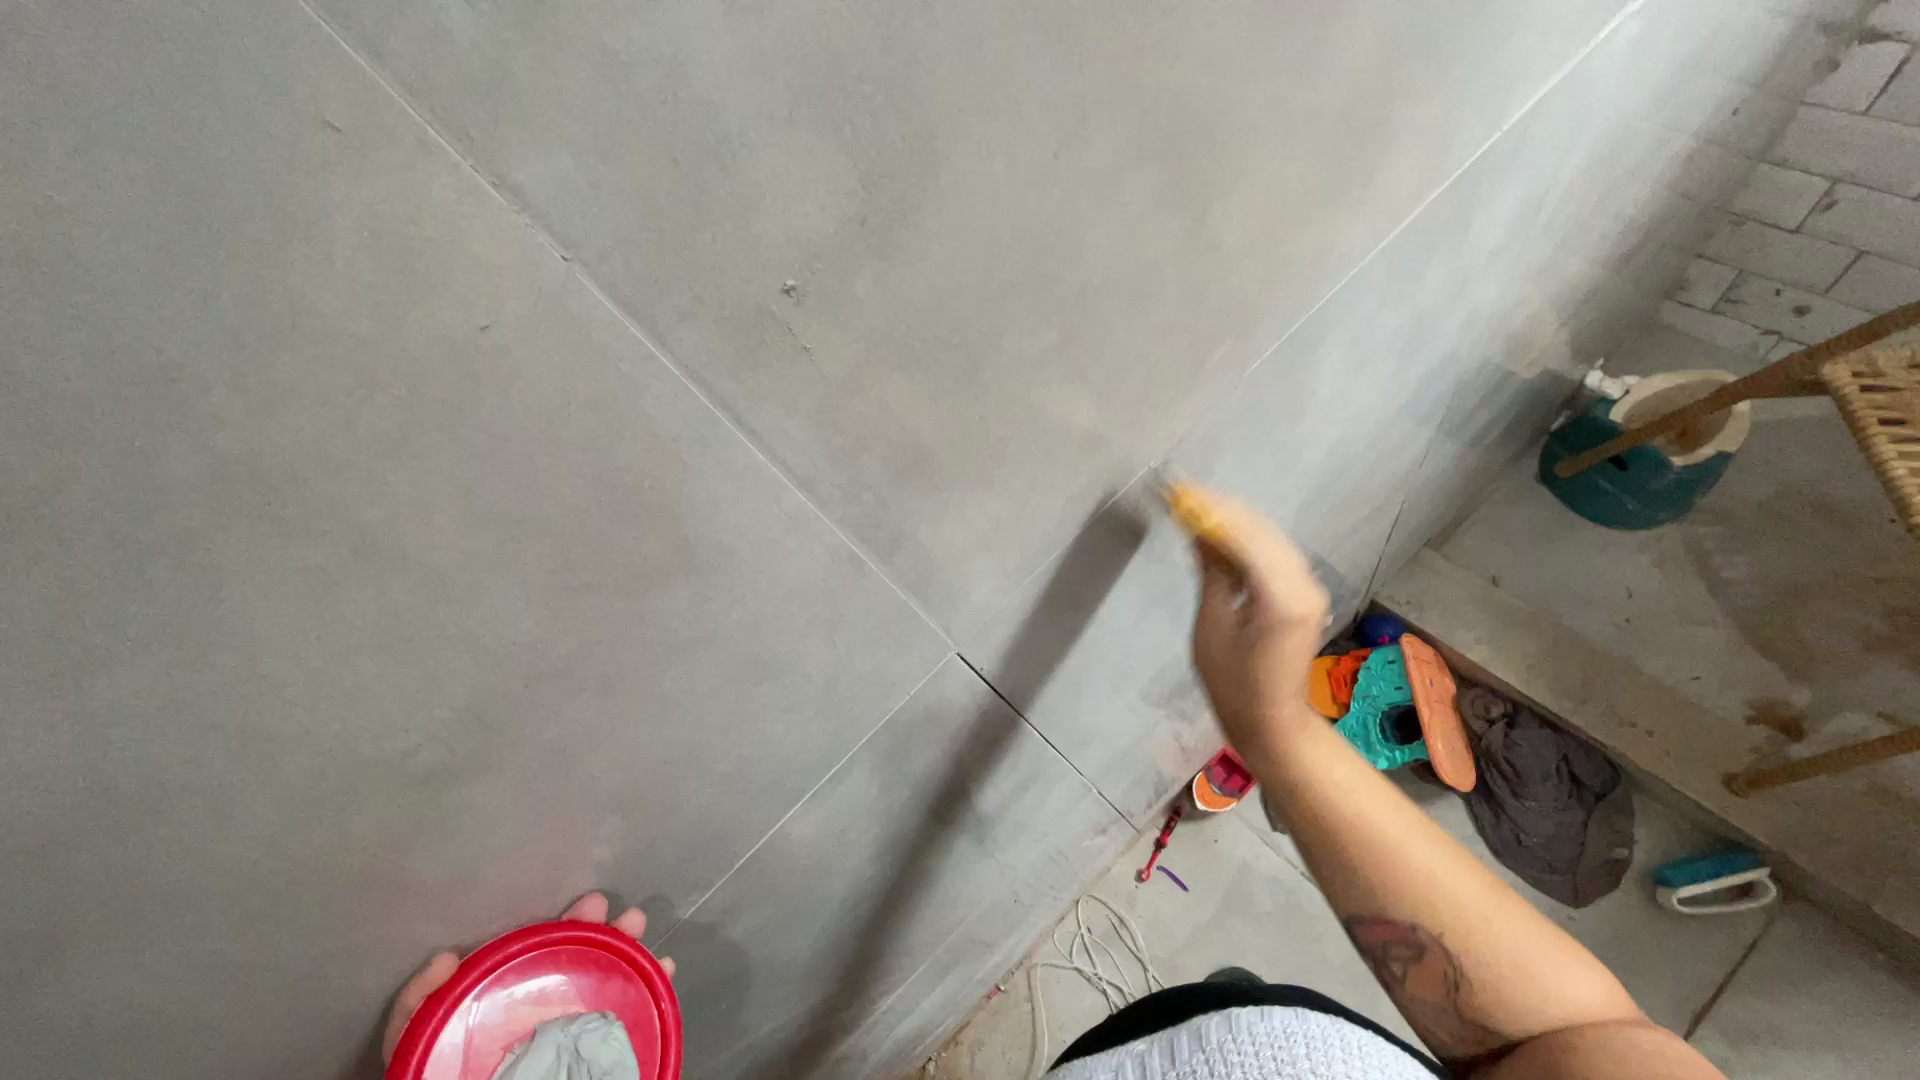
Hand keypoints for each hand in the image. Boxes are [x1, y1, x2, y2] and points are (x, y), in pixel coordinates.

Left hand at [381, 892, 674, 1064]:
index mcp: (508, 1003)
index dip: (572, 927)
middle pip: (585, 967)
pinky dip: (648, 1001)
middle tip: (633, 920)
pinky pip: (621, 1030)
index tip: (595, 904)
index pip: (545, 955)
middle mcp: (543, 1014)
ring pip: (609, 992)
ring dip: (637, 966)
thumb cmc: (439, 1071)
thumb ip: (417, 1006)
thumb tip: (446, 957)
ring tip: (658, 955)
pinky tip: (663, 981)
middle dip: (614, 939)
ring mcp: (566, 1041)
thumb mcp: (415, 1041)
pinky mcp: (590, 1058)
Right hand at [1180, 486, 1329, 768]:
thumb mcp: (1212, 626)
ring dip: (1232, 517)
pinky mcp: (1304, 590)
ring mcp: (1308, 585)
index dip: (1209, 509)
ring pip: (1269, 535)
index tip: (1176, 492)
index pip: (1244, 535)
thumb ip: (1213, 572)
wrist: (1272, 720)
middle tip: (1179, 492)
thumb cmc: (1233, 684)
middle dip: (1219, 507)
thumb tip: (1199, 531)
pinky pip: (1273, 550)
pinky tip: (1219, 529)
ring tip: (1193, 504)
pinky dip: (1246, 535)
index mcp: (1280, 596)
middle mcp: (1303, 582)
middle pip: (1260, 528)